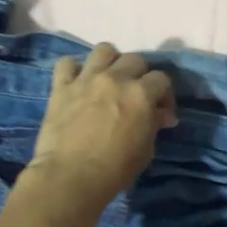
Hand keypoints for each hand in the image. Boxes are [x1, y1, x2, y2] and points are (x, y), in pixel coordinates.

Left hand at [28, 44, 177, 208]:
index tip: (161, 112)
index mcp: (141, 94)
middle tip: (136, 95)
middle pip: (135, 58)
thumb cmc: (115, 169)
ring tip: (109, 80)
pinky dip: (74, 69)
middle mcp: (115, 78)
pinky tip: (78, 83)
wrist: (71, 176)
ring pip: (104, 50)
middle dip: (141, 75)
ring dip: (111, 62)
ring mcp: (86, 79)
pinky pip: (67, 63)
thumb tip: (161, 114)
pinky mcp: (61, 87)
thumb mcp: (146, 150)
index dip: (165, 94)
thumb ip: (153, 125)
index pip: (162, 78)